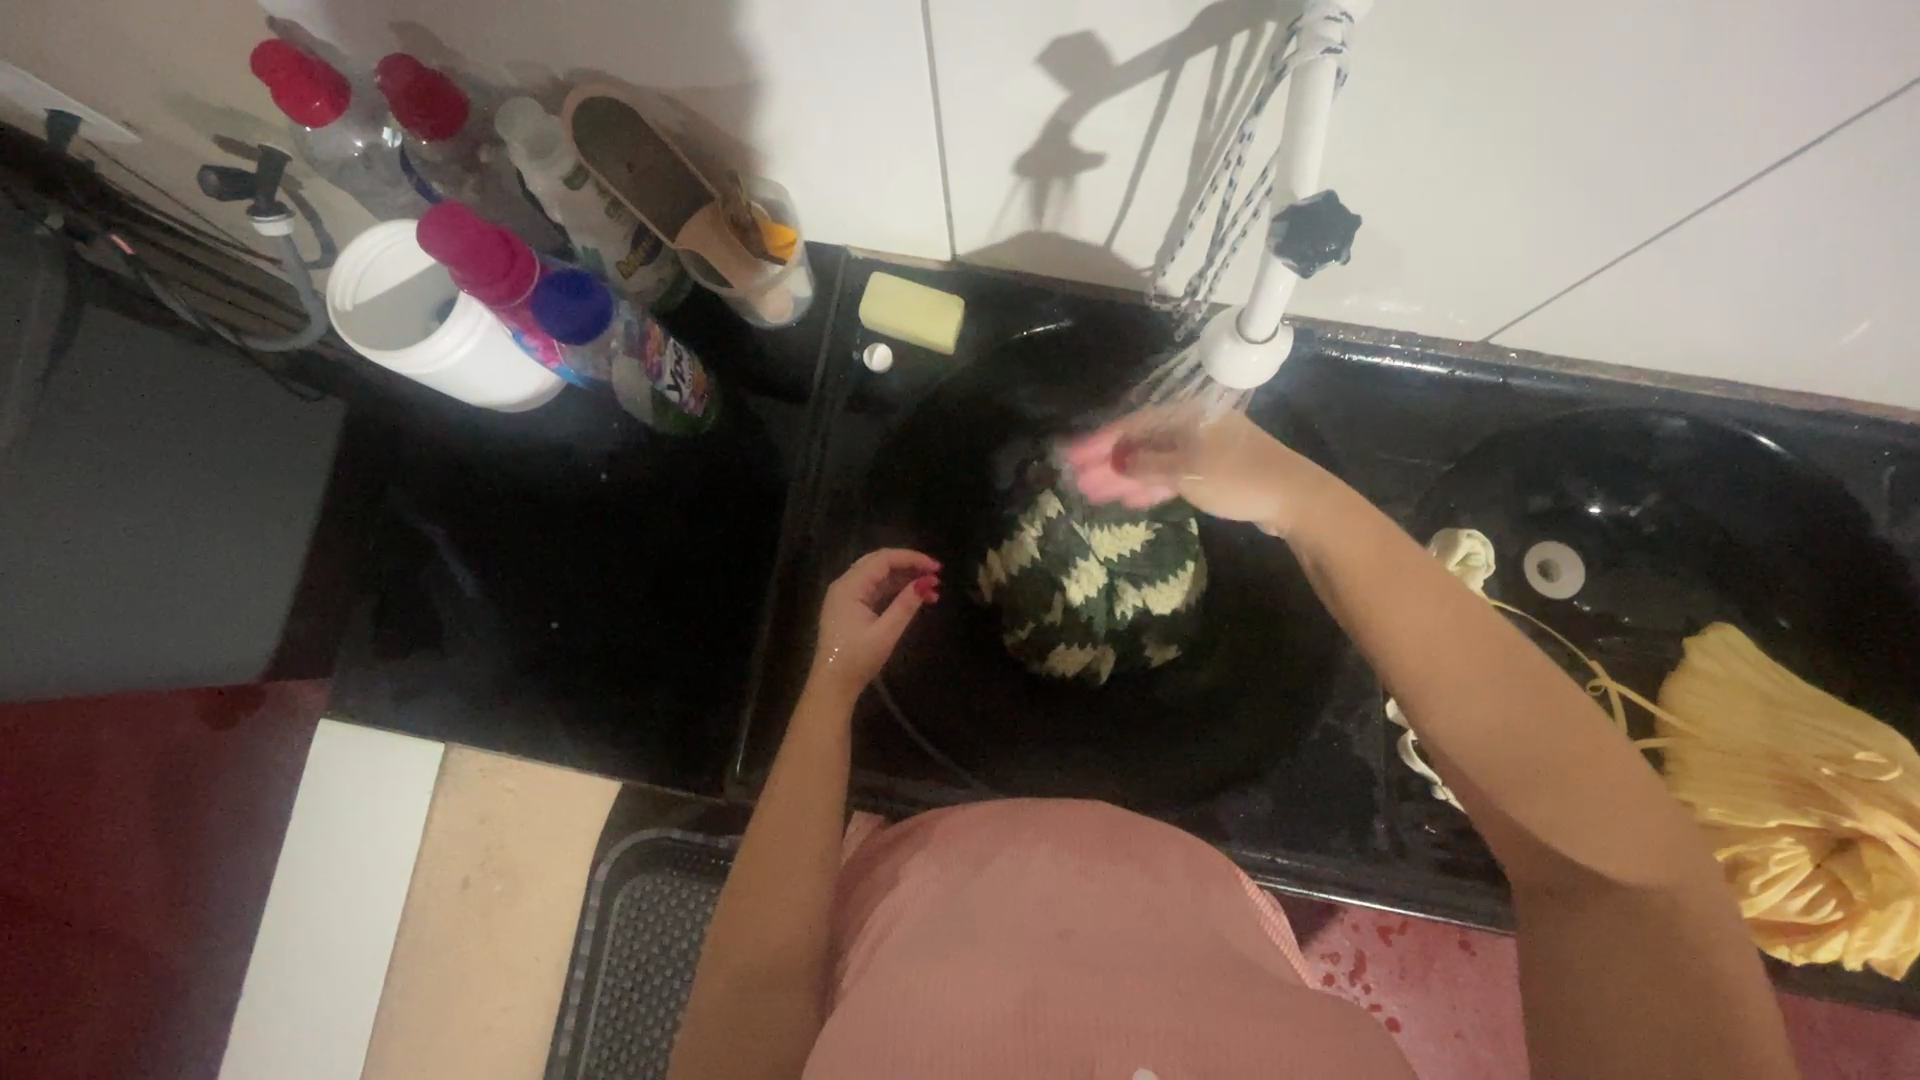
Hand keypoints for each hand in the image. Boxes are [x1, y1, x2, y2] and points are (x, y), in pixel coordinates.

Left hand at [808, 548, 940, 699]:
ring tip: (933, 590)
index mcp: (849, 586)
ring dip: (905, 580)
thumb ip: (906, 604)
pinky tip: (915, 598)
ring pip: (879, 577)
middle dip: (909, 566)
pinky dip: (895, 591)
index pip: (883, 559)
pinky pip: (875, 590)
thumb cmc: (857, 659)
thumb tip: (927, 582)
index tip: (937, 568)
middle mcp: (845, 585)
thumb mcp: (886, 633)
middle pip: (880, 563)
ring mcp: (846, 596)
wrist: (833, 686)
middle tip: (936, 574)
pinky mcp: (850, 608)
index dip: (912, 559)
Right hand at [1063, 407, 1314, 535]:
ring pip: (1152, 462)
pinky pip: (1168, 476)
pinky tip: (1128, 499)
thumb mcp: (1186, 472)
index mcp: (1184, 416)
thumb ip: (1147, 467)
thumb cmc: (1239, 477)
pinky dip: (1148, 486)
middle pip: (1139, 442)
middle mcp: (1190, 427)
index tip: (1070, 455)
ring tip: (1093, 494)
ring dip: (1124, 477)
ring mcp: (1200, 449)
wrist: (1295, 498)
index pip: (1130, 425)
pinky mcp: (1210, 472)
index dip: (1098, 442)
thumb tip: (1117, 463)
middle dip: (1107, 461)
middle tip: (1075, 479)